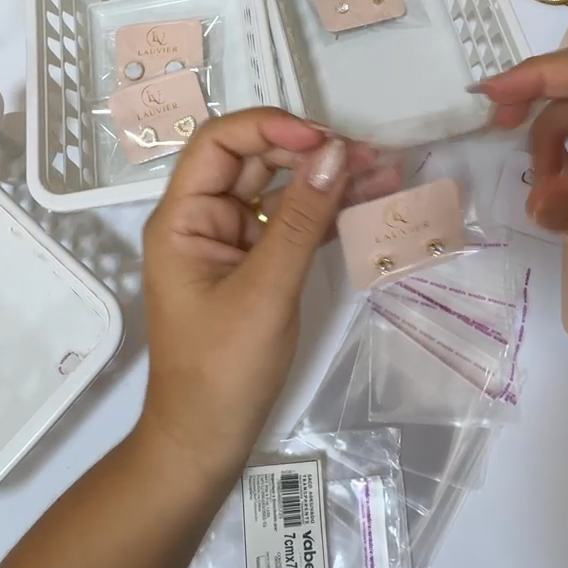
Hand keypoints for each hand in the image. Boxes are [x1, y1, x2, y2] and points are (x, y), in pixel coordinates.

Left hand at [135, 108, 356, 475]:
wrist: (207, 440)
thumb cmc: (223, 368)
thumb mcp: (266, 289)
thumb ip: (301, 218)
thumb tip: (335, 152)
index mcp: (184, 217)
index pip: (219, 143)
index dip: (268, 127)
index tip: (323, 139)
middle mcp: (204, 218)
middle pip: (255, 160)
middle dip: (310, 151)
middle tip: (367, 156)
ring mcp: (232, 241)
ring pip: (280, 189)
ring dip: (327, 179)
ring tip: (384, 170)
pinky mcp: (257, 263)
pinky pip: (291, 223)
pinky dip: (327, 212)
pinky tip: (367, 201)